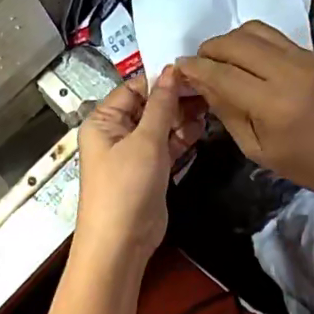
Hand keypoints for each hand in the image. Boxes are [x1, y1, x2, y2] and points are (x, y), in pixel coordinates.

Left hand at [75, 67, 204, 271]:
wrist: (121, 244)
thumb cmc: (126, 187)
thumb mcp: (145, 141)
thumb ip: (161, 105)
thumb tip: (172, 70)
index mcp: (103, 120)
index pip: (133, 88)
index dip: (161, 79)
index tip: (193, 70)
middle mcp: (115, 132)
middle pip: (148, 105)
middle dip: (175, 98)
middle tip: (208, 89)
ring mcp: (132, 152)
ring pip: (160, 125)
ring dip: (182, 117)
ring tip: (210, 106)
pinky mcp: (149, 170)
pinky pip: (166, 145)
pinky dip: (181, 137)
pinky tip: (201, 128)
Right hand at [177, 21, 313, 202]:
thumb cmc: (311, 165)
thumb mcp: (259, 150)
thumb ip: (227, 113)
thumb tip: (203, 84)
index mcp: (272, 104)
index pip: (221, 74)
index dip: (195, 68)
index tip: (179, 67)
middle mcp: (287, 72)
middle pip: (235, 43)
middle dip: (209, 49)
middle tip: (198, 64)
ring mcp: (302, 57)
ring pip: (253, 30)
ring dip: (230, 40)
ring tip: (221, 59)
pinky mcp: (312, 53)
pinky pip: (272, 35)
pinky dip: (251, 40)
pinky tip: (246, 59)